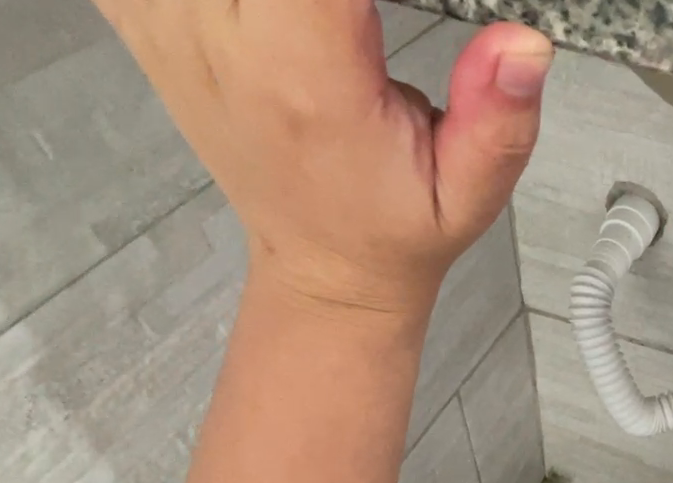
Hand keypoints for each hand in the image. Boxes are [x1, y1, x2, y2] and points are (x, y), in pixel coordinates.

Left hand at [92, 0, 552, 317]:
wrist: (325, 266)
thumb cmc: (397, 229)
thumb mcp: (470, 197)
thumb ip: (498, 124)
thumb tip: (527, 44)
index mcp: (304, 76)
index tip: (373, 4)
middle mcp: (218, 38)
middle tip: (353, 11)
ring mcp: (165, 24)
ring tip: (322, 13)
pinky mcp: (145, 18)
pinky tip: (258, 8)